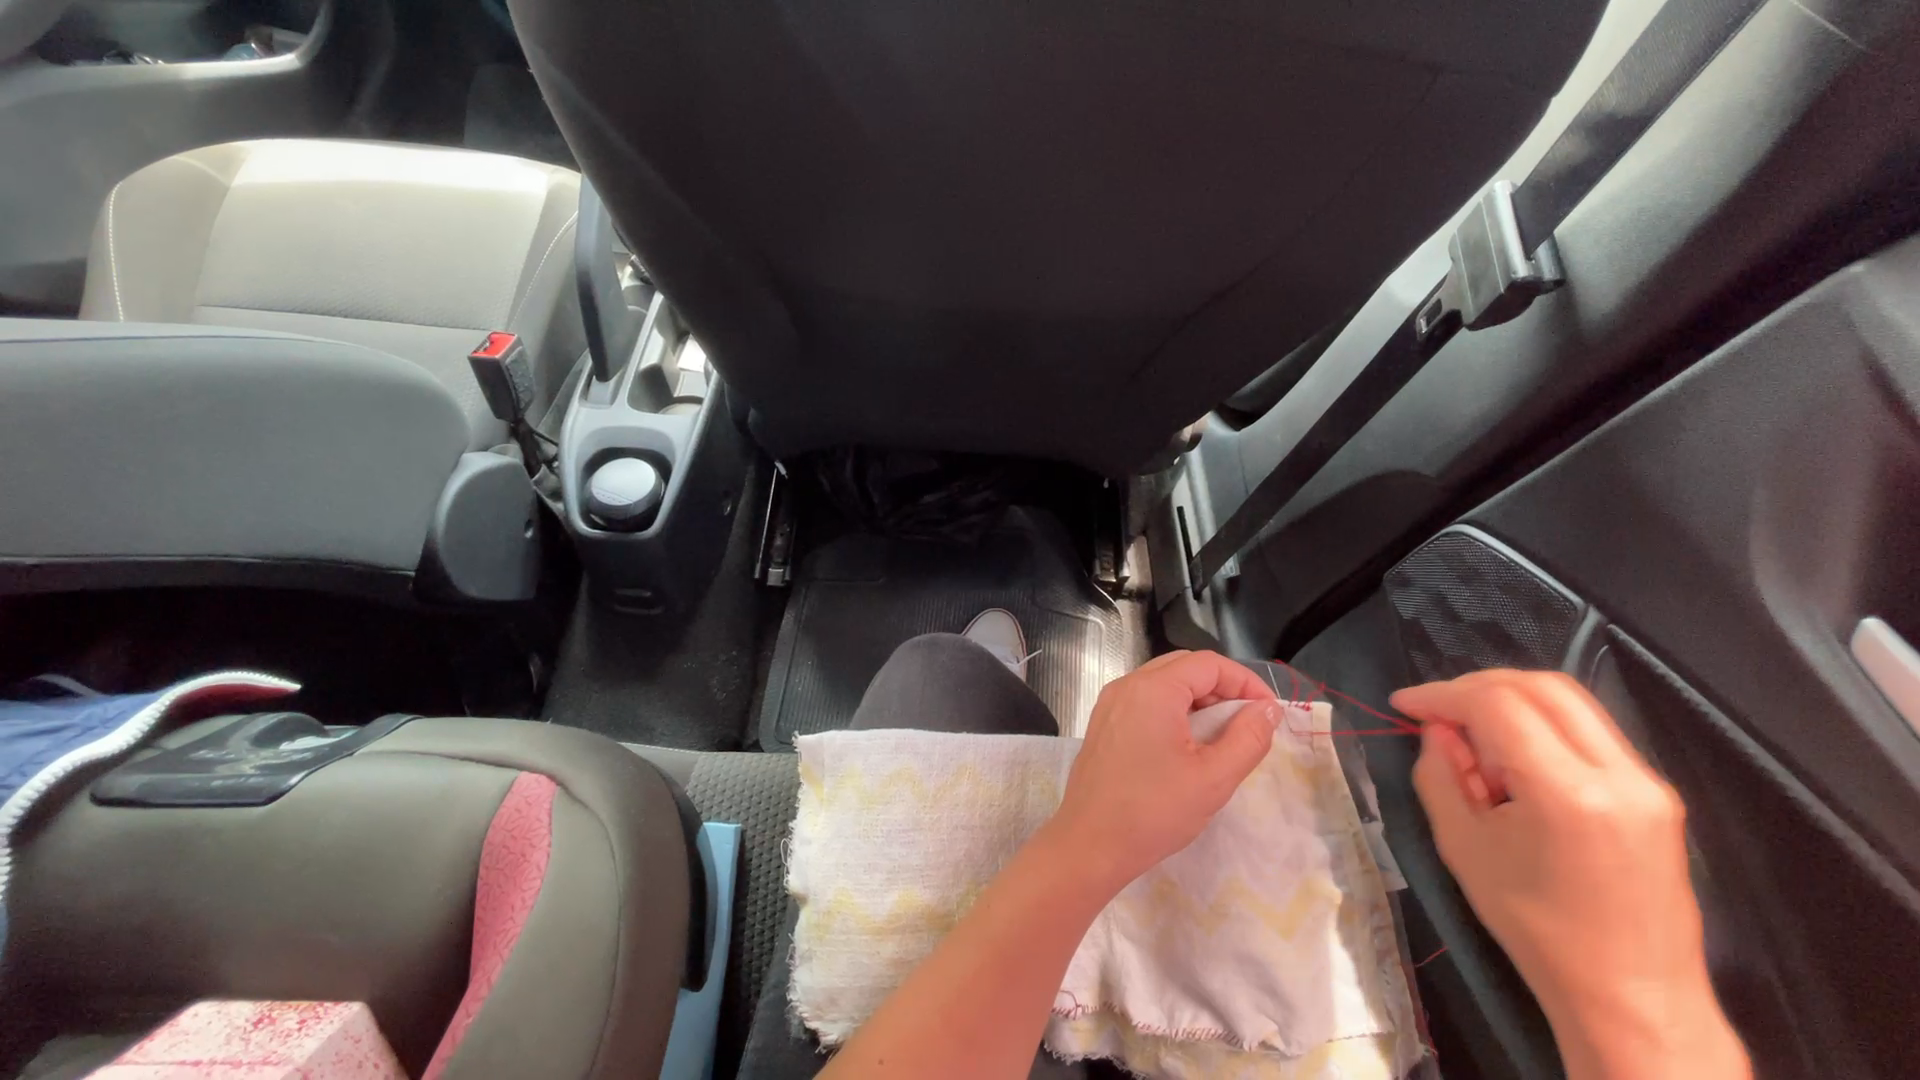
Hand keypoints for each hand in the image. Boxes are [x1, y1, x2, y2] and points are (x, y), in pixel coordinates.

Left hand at [1048, 650, 1279, 892]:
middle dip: (1222, 688)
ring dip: (1198, 701)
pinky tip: (1188, 747)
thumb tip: (1267, 709)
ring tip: (1222, 738)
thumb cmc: (1154, 811)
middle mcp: (1126, 686)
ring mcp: (1110, 704)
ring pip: (1164, 684)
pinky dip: (1173, 712)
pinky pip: (1146, 702)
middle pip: (1184, 667)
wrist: (1090, 844)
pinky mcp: (1104, 724)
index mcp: (1152, 689)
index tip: (1268, 713)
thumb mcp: (1214, 777)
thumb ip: (1248, 738)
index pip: (1208, 663)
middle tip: (1248, 723)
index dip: (1245, 682)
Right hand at [1392, 670, 1748, 1079]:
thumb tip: (1438, 731)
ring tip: (1471, 734)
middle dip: (1477, 686)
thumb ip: (1441, 776)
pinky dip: (1541, 723)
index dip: (1442, 693)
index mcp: (1568, 792)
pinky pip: (1590, 730)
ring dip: (1510, 700)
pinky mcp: (1656, 793)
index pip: (1497, 703)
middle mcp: (1619, 773)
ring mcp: (1648, 781)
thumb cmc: (1535, 929)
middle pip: (1541, 686)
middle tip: (1436, 711)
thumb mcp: (1464, 848)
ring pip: (1569, 701)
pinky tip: (1512, 757)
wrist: (1632, 994)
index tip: (1404, 705)